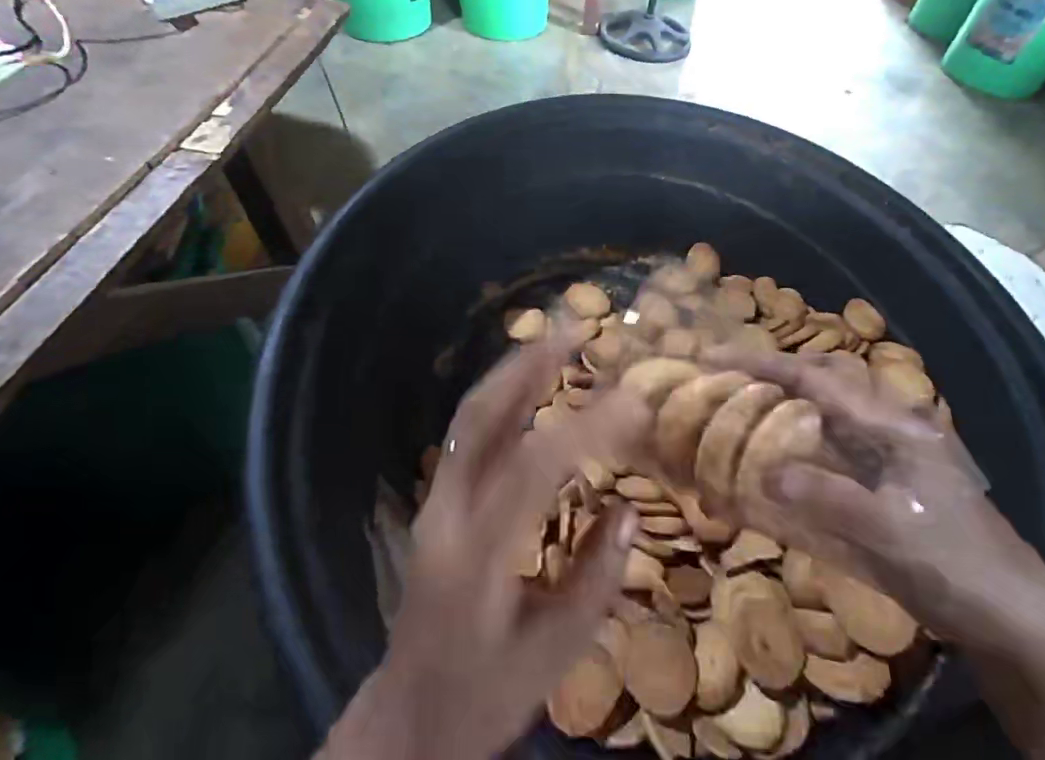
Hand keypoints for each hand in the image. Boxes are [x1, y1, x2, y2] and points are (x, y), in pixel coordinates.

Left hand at [325, 333, 646, 759]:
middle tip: (577, 327)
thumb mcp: (555, 652)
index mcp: (474, 556)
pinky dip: (504, 395)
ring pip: (470, 417)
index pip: (533, 470)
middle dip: (531, 365)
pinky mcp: (438, 501)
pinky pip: (470, 433)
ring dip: (515, 370)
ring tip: (558, 337)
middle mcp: (444, 514)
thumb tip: (629, 508)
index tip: (635, 402)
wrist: (409, 716)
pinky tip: (534, 382)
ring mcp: (434, 503)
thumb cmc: (486, 692)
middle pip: (481, 418)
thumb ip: (596, 577)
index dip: (587, 428)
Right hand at [705, 349, 1044, 646]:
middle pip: (824, 384)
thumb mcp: (889, 530)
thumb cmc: (955, 564)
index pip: (817, 379)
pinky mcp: (887, 486)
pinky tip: (779, 467)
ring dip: (787, 407)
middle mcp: (889, 428)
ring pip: (828, 415)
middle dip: (775, 373)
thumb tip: (765, 469)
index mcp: (892, 424)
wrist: (1014, 616)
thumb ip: (825, 496)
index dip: (764, 363)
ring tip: (744, 411)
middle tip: (727, 380)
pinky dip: (802, 449)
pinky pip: (834, 453)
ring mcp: (889, 457)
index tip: (713, 355)